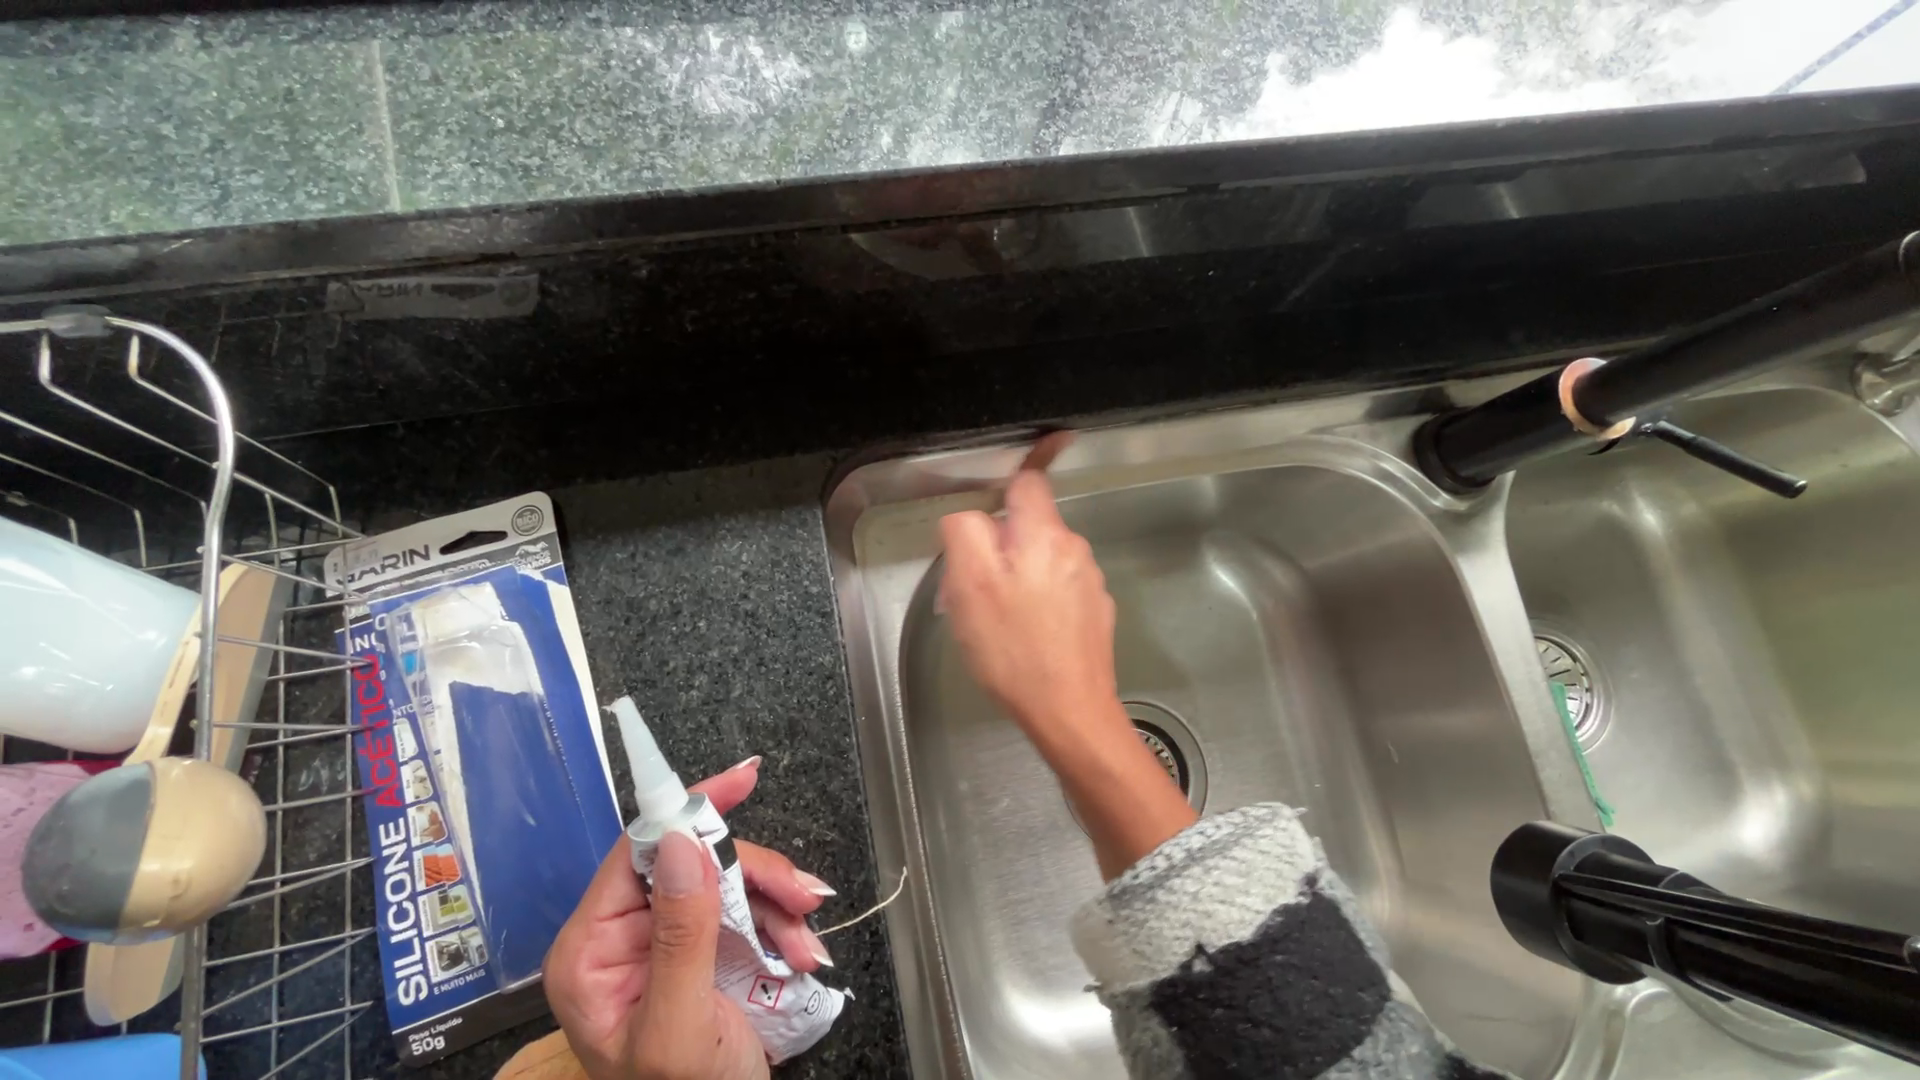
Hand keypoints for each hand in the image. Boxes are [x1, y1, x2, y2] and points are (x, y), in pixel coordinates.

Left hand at [544, 762, 835, 1079]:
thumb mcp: (679, 1027)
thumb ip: (682, 936)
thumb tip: (685, 841)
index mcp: (593, 948)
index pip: (639, 851)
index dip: (690, 809)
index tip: (744, 778)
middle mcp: (624, 933)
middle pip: (698, 861)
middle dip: (758, 876)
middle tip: (804, 898)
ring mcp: (666, 938)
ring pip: (732, 880)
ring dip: (779, 905)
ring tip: (807, 947)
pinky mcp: (705, 946)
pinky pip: (750, 907)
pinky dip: (784, 924)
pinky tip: (802, 953)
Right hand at [939, 455, 1196, 879]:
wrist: (1070, 711)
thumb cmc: (1014, 649)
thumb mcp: (968, 586)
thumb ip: (964, 533)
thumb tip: (968, 515)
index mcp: (1043, 534)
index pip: (1029, 481)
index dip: (1012, 474)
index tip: (1006, 471)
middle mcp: (1074, 549)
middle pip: (1031, 525)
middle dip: (1003, 543)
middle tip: (975, 584)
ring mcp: (1090, 582)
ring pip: (1044, 559)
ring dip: (1021, 575)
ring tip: (999, 619)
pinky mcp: (1097, 613)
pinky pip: (1059, 590)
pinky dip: (1041, 601)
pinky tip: (1026, 636)